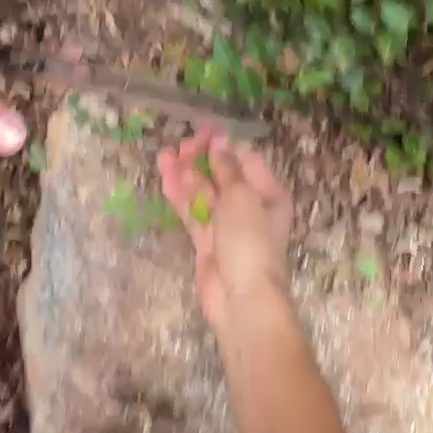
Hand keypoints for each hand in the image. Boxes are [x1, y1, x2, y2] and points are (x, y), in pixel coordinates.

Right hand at [158, 129, 293, 330]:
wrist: (242, 299)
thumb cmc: (250, 241)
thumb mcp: (240, 197)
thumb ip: (226, 169)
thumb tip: (219, 142)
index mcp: (268, 194)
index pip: (245, 160)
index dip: (224, 145)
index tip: (202, 133)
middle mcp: (250, 207)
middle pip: (223, 176)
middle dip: (202, 159)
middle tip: (181, 146)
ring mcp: (227, 226)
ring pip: (204, 193)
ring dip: (186, 175)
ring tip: (164, 157)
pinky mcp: (207, 242)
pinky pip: (193, 213)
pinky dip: (180, 196)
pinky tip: (165, 179)